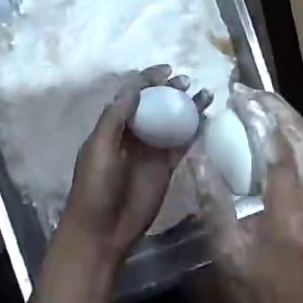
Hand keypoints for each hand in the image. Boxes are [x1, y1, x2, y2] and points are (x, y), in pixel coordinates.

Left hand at [55, 65, 193, 268]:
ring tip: (204, 93)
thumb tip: (135, 88)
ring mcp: (150, 151)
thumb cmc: (95, 188)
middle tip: (187, 81)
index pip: (132, 94)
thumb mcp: (99, 148)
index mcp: (112, 125)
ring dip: (186, 107)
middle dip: (170, 90)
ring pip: (170, 122)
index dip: (148, 80)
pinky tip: (207, 118)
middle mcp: (132, 133)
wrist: (102, 232)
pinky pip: (181, 144)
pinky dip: (193, 131)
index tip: (167, 70)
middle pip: (154, 104)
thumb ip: (115, 118)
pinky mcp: (165, 168)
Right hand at [191, 85, 302, 302]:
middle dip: (277, 107)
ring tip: (257, 100)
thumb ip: (212, 199)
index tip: (237, 96)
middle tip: (245, 90)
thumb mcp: (224, 249)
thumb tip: (197, 153)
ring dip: (287, 115)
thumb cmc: (256, 288)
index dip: (260, 119)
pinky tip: (270, 125)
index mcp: (289, 215)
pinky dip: (293, 130)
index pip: (281, 155)